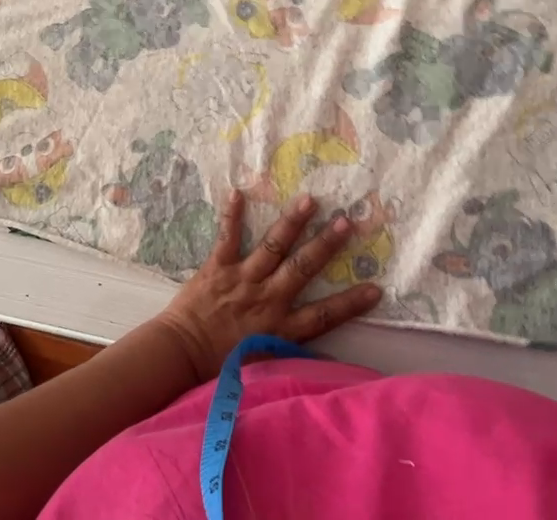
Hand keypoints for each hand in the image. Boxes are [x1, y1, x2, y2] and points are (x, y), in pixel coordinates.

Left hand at [150, 191, 383, 381]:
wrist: (180, 354)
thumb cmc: (221, 363)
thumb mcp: (264, 365)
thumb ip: (290, 354)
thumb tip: (324, 362)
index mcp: (280, 328)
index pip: (323, 315)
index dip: (350, 303)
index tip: (376, 287)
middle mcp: (266, 299)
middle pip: (302, 269)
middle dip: (325, 245)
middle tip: (346, 221)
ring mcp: (242, 280)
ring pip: (272, 247)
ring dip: (291, 222)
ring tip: (309, 199)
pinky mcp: (217, 267)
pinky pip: (227, 237)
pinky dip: (232, 215)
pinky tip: (237, 191)